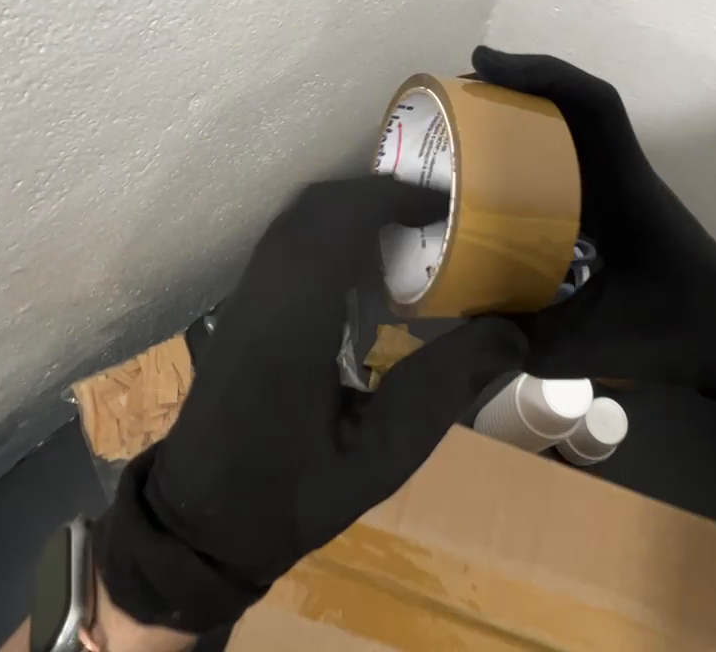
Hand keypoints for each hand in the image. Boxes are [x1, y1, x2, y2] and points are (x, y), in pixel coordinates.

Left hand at [97, 176, 526, 633]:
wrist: (202, 521)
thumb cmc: (292, 494)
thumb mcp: (383, 455)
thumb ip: (446, 387)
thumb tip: (513, 332)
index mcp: (294, 322)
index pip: (341, 223)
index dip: (396, 199)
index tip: (447, 208)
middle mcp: (263, 292)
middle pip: (318, 205)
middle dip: (380, 194)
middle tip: (436, 215)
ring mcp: (246, 295)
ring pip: (299, 216)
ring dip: (354, 209)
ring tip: (408, 231)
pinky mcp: (242, 304)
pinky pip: (288, 239)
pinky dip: (331, 229)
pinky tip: (364, 265)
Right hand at [471, 47, 715, 421]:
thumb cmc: (675, 331)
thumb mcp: (591, 344)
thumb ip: (520, 343)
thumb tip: (453, 327)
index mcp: (625, 189)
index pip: (593, 107)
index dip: (540, 75)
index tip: (483, 64)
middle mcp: (622, 175)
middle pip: (573, 107)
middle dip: (515, 90)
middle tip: (456, 101)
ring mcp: (619, 188)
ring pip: (571, 131)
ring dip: (522, 116)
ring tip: (465, 126)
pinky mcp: (614, 206)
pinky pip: (570, 161)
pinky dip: (532, 152)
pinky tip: (494, 177)